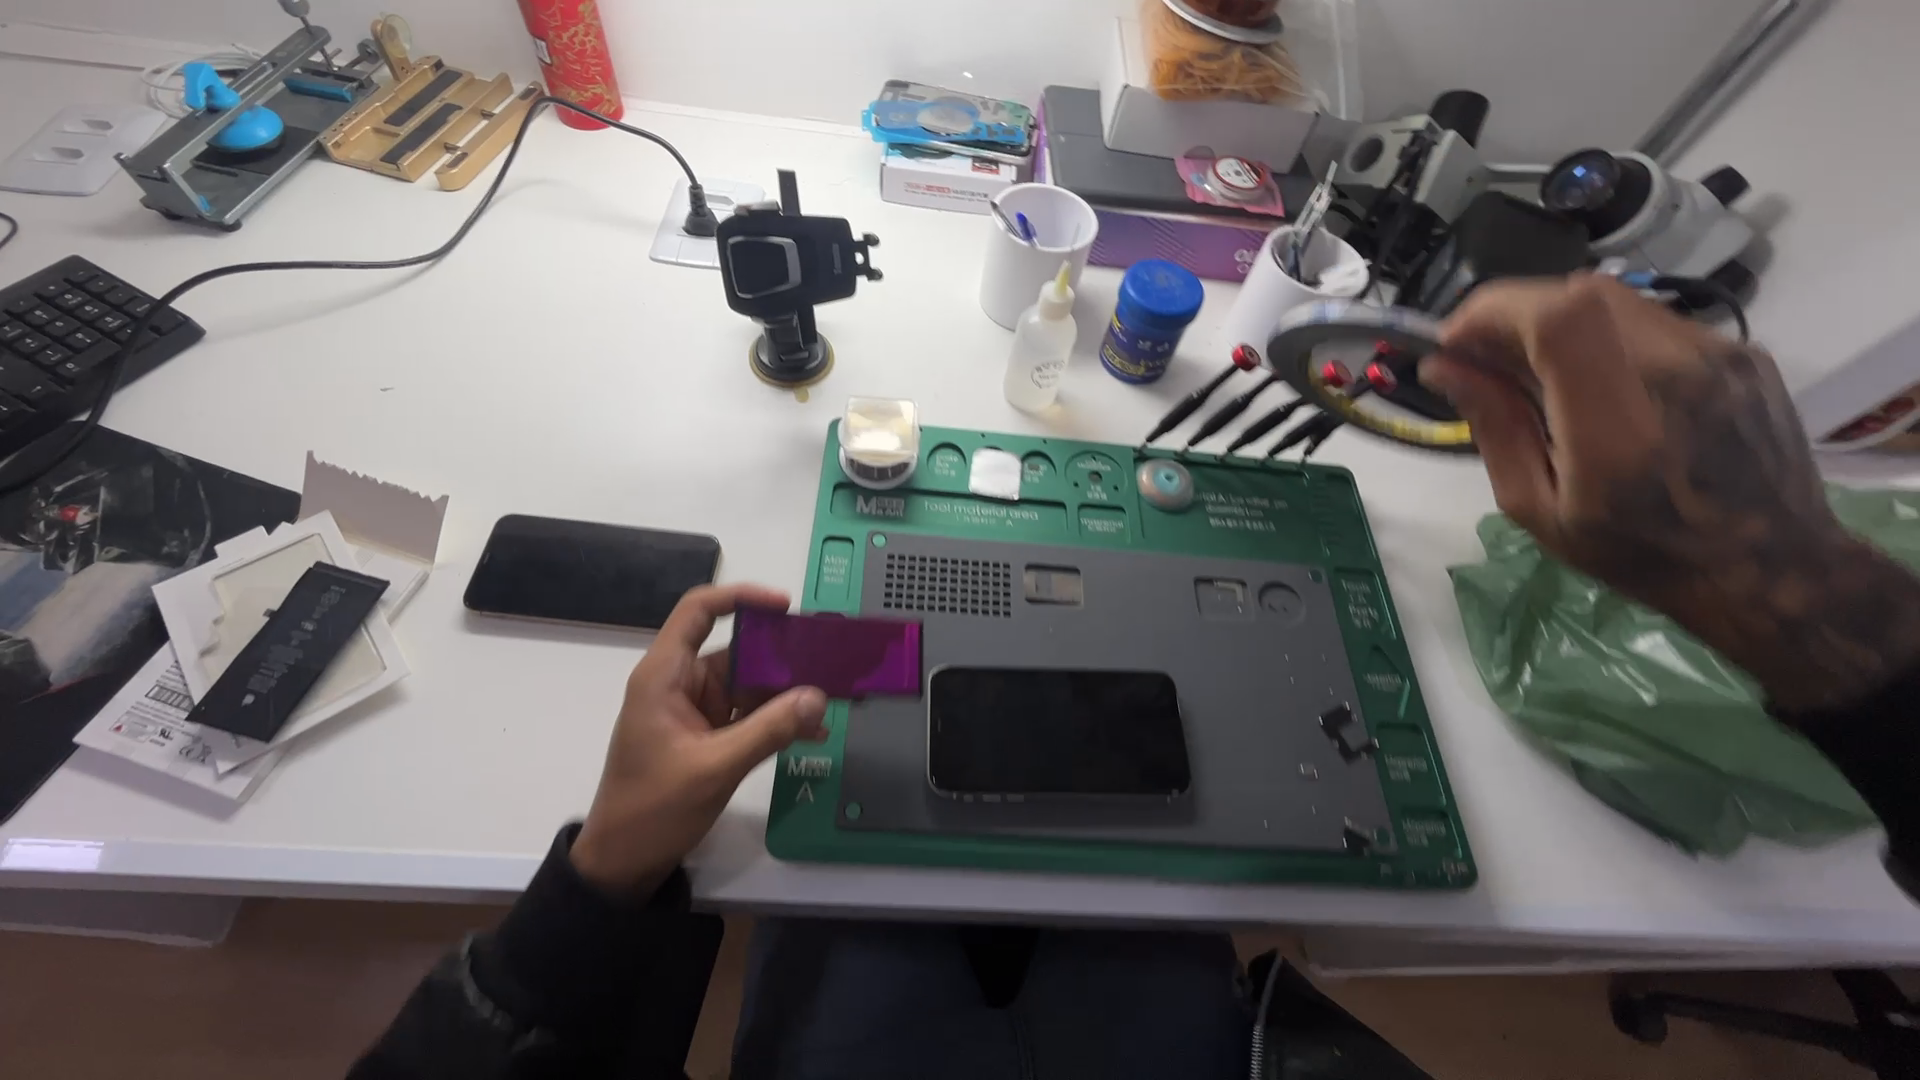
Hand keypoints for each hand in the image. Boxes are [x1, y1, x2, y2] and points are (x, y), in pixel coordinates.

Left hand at [570, 585, 827, 896]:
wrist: (623, 863)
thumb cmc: (654, 809)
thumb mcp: (715, 767)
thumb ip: (769, 730)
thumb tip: (819, 696)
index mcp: (665, 675)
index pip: (699, 611)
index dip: (741, 597)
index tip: (786, 607)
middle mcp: (680, 683)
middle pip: (736, 648)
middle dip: (781, 655)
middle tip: (828, 660)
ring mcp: (695, 709)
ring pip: (749, 683)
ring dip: (786, 691)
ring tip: (830, 698)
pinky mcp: (708, 734)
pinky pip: (750, 714)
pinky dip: (778, 719)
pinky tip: (812, 732)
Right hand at [1421, 274, 1919, 712]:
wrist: (1767, 565)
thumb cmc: (1633, 550)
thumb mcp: (1535, 505)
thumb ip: (1493, 426)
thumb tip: (1443, 367)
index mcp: (1619, 427)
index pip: (1559, 319)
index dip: (1493, 312)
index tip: (1453, 342)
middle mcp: (1678, 373)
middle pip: (1579, 295)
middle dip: (1510, 314)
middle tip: (1480, 356)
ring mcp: (1720, 355)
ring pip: (1612, 299)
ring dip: (1550, 322)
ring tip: (1525, 369)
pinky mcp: (1740, 352)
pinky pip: (1647, 319)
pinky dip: (1596, 334)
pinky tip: (1584, 378)